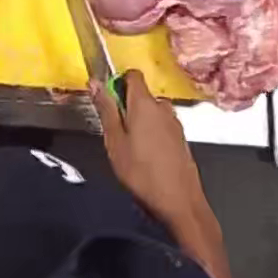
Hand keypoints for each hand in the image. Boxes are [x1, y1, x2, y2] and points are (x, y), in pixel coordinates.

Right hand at [92, 69, 208, 228]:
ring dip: (139, 120)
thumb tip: (95, 82)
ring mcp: (175, 123)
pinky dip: (151, 132)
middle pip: (142, 95)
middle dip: (126, 106)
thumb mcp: (114, 140)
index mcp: (145, 103)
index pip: (133, 75)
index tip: (108, 101)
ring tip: (129, 147)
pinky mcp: (181, 138)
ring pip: (152, 111)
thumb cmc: (140, 171)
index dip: (118, 82)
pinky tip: (146, 156)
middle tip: (115, 131)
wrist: (179, 202)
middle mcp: (163, 108)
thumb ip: (106, 109)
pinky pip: (161, 125)